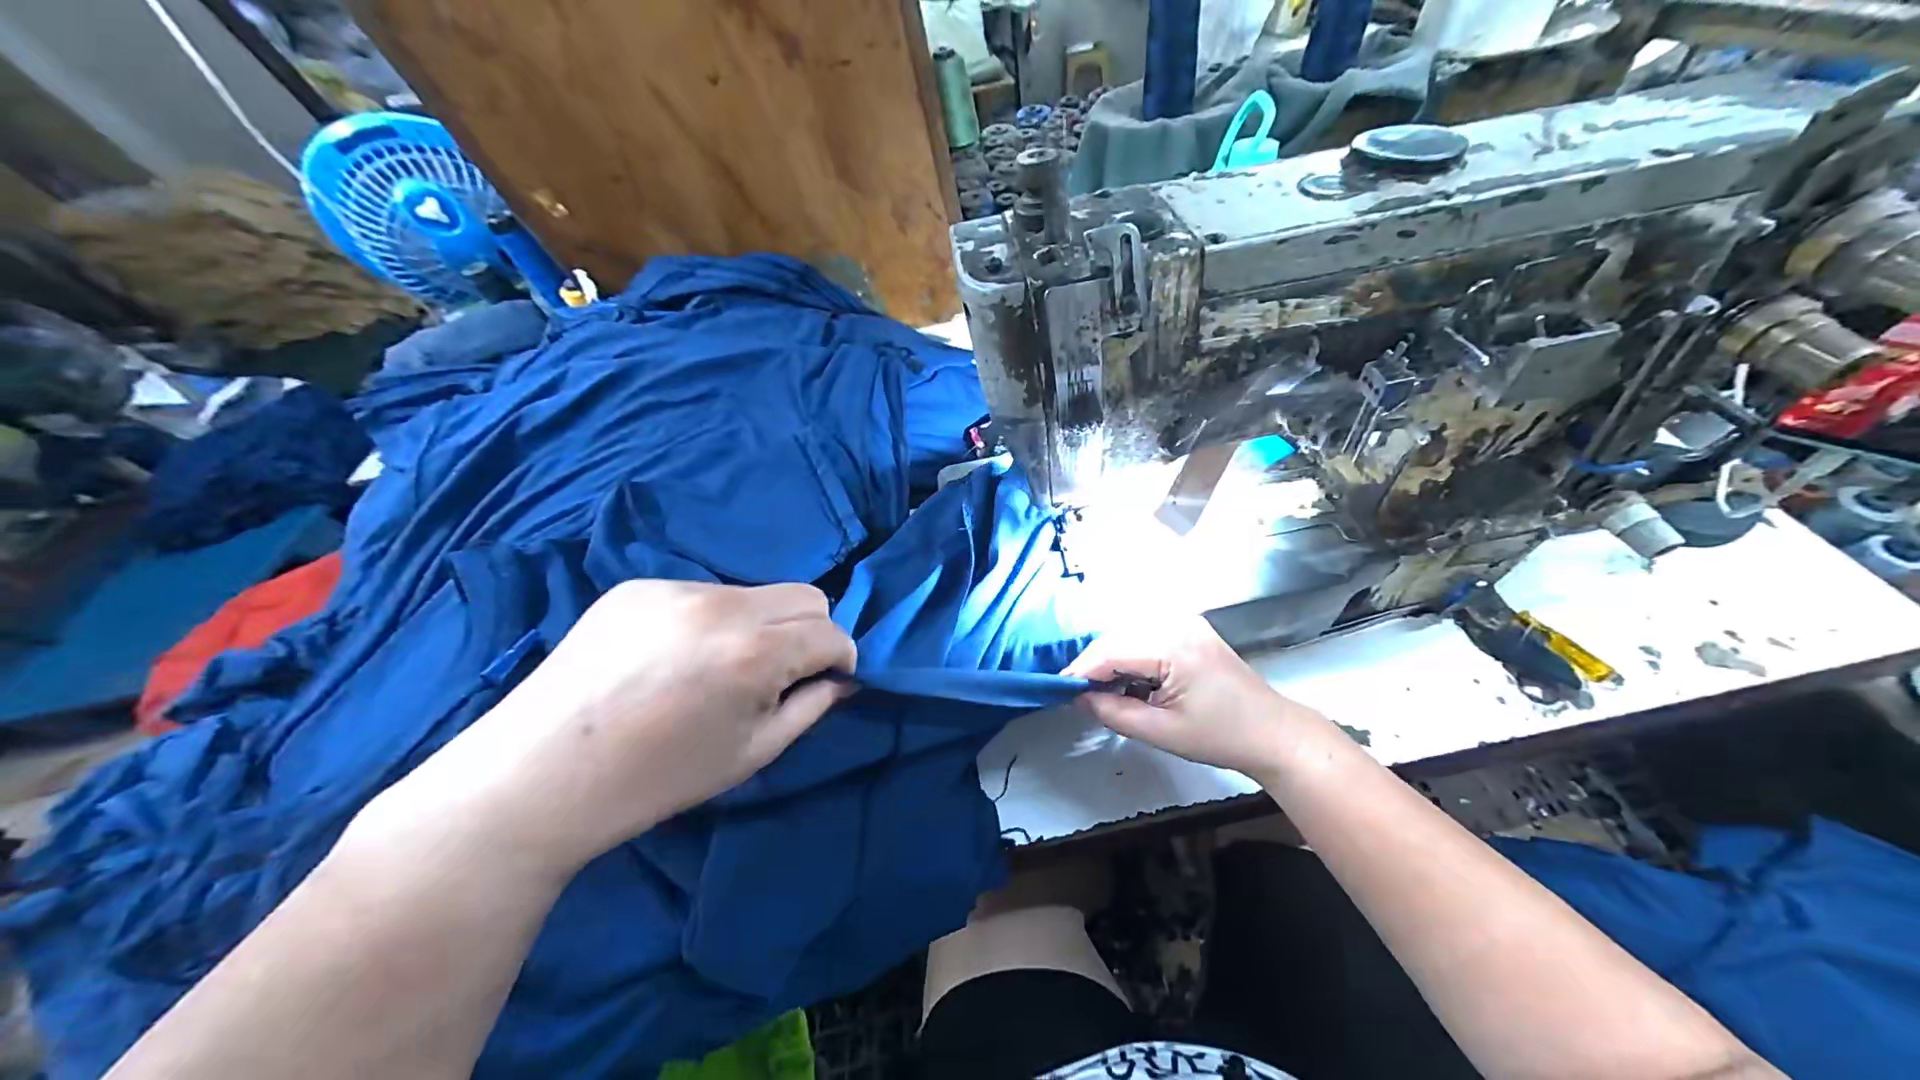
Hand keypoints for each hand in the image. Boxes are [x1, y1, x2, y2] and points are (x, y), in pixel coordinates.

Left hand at [359, 581, 856, 878]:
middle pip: (805, 595)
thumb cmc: (657, 778)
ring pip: (752, 593)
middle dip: (809, 632)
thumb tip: (841, 679)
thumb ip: (810, 708)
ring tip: (715, 669)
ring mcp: (675, 588)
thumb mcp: (752, 753)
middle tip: (778, 674)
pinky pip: (701, 594)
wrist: (539, 776)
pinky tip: (670, 658)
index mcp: (755, 651)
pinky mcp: (637, 586)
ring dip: (757, 625)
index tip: (824, 682)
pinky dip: (708, 620)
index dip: (840, 659)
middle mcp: (722, 604)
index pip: (832, 631)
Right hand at [1063, 616, 1321, 779]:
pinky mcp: (1189, 630)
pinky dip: (1130, 654)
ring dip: (1111, 659)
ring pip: (1128, 633)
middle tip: (1077, 693)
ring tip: (1101, 690)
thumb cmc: (1221, 736)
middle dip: (1094, 664)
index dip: (1082, 670)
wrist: (1273, 732)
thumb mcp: (1160, 732)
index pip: (1111, 650)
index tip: (1059, 689)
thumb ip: (1113, 712)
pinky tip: (1128, 680)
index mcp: (1174, 646)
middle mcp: (1178, 623)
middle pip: (1117, 637)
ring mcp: (1186, 623)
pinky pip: (1146, 635)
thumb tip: (1079, 697)